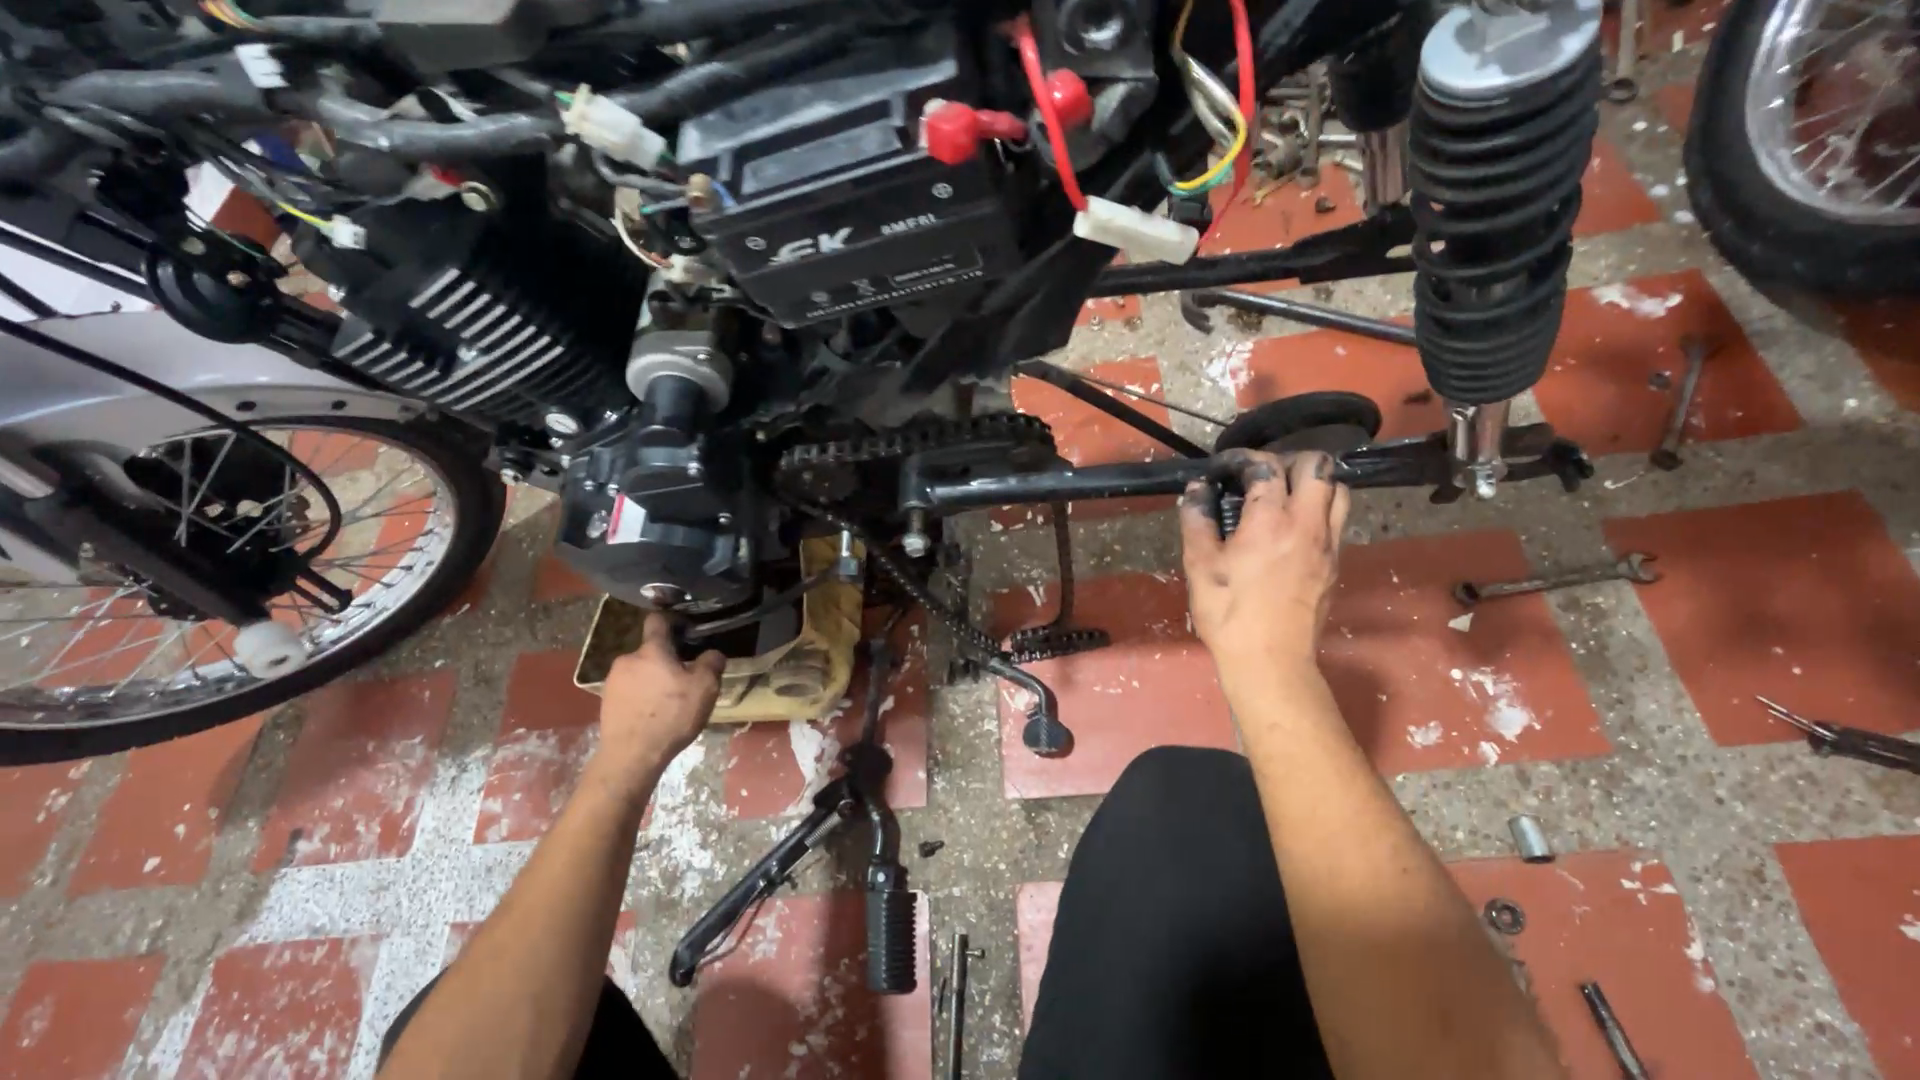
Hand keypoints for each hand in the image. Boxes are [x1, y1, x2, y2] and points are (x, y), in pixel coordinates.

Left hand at [591, 613, 725, 799]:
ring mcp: (612, 681)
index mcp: (652, 650)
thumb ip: (711, 664)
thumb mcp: (704, 689)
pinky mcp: (606, 702)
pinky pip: (629, 691)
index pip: (657, 622)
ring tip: (667, 703)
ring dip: (652, 681)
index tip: (683, 630)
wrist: (631, 754)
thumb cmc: (671, 716)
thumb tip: (713, 654)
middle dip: (665, 662)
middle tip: (682, 682)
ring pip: (639, 672)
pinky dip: (640, 697)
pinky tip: (651, 716)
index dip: (670, 622)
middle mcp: (628, 659)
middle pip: (650, 652)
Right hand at [1179, 449, 1349, 682]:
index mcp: (1270, 520)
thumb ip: (1198, 520)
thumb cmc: (1229, 613)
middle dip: (1289, 461)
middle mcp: (1307, 523)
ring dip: (1314, 483)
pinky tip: (1295, 527)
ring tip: (1286, 495)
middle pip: (1317, 466)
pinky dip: (1321, 509)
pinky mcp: (1335, 564)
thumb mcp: (1199, 565)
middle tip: (1263, 476)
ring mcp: (1328, 544)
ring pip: (1338, 490)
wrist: (1270, 660)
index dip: (1245, 460)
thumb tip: (1197, 490)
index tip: (1226, 468)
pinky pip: (1337, 520)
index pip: (1267, 467)